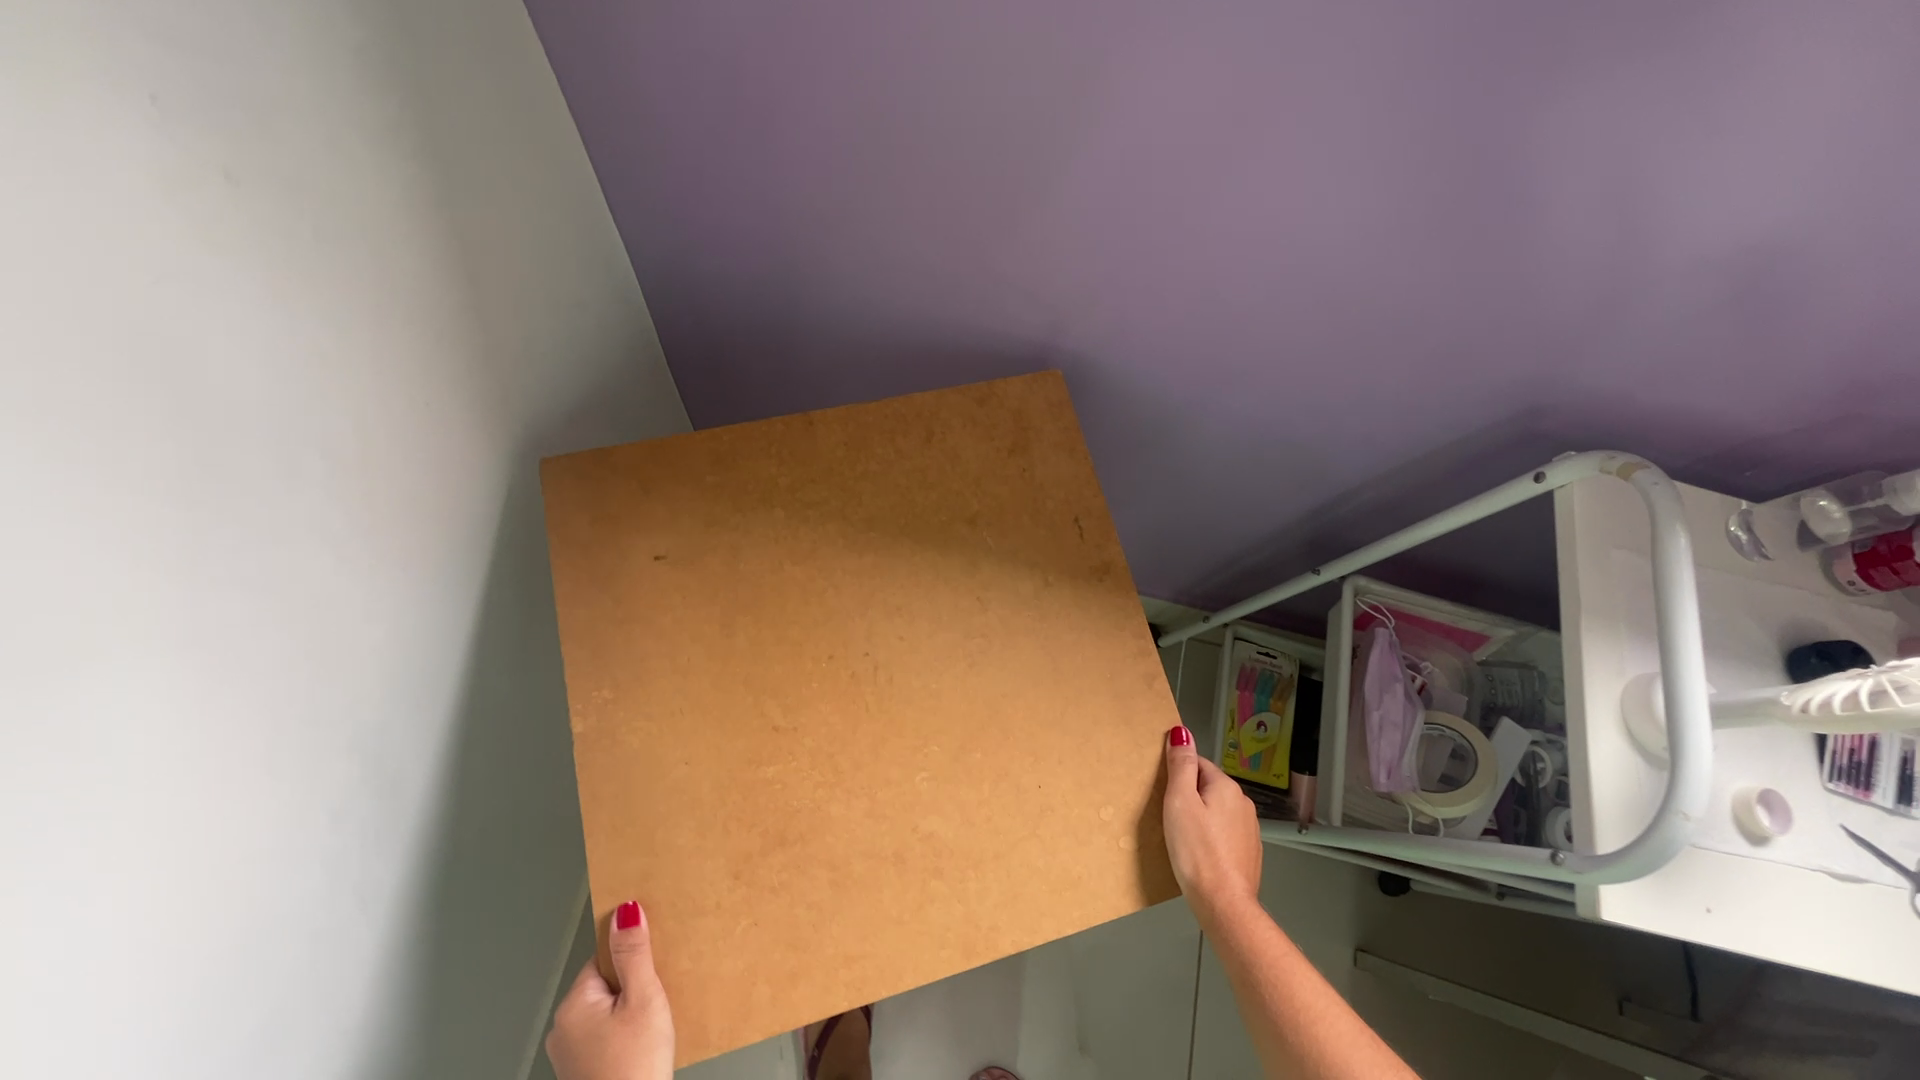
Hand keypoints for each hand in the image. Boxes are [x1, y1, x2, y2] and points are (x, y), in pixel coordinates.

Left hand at [546, 901, 674, 1079]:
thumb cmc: (635, 1067)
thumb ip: (634, 954)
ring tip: (655, 1026)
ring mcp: (570, 1057)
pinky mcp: (584, 1074)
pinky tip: (645, 1046)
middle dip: (632, 988)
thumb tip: (624, 911)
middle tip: (659, 1000)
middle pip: (604, 987)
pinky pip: (605, 1039)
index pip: (602, 960)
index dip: (631, 960)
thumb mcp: (644, 999)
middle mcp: (562, 1030)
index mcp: (572, 1006)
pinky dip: (625, 1037)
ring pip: (605, 1015)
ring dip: (629, 1014)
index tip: (653, 968)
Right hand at [1162, 726, 1262, 920]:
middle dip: (1189, 797)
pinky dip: (1210, 837)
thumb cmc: (1197, 853)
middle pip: (1208, 787)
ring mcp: (1249, 829)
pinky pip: (1224, 833)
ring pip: (1217, 811)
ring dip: (1200, 817)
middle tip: (1169, 816)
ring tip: (1182, 838)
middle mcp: (1242, 803)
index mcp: (1226, 787)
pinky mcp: (1247, 851)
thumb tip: (1181, 732)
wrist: (1223, 902)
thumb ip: (1180, 765)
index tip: (1164, 793)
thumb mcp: (1179, 802)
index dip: (1177, 776)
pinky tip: (1198, 853)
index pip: (1197, 764)